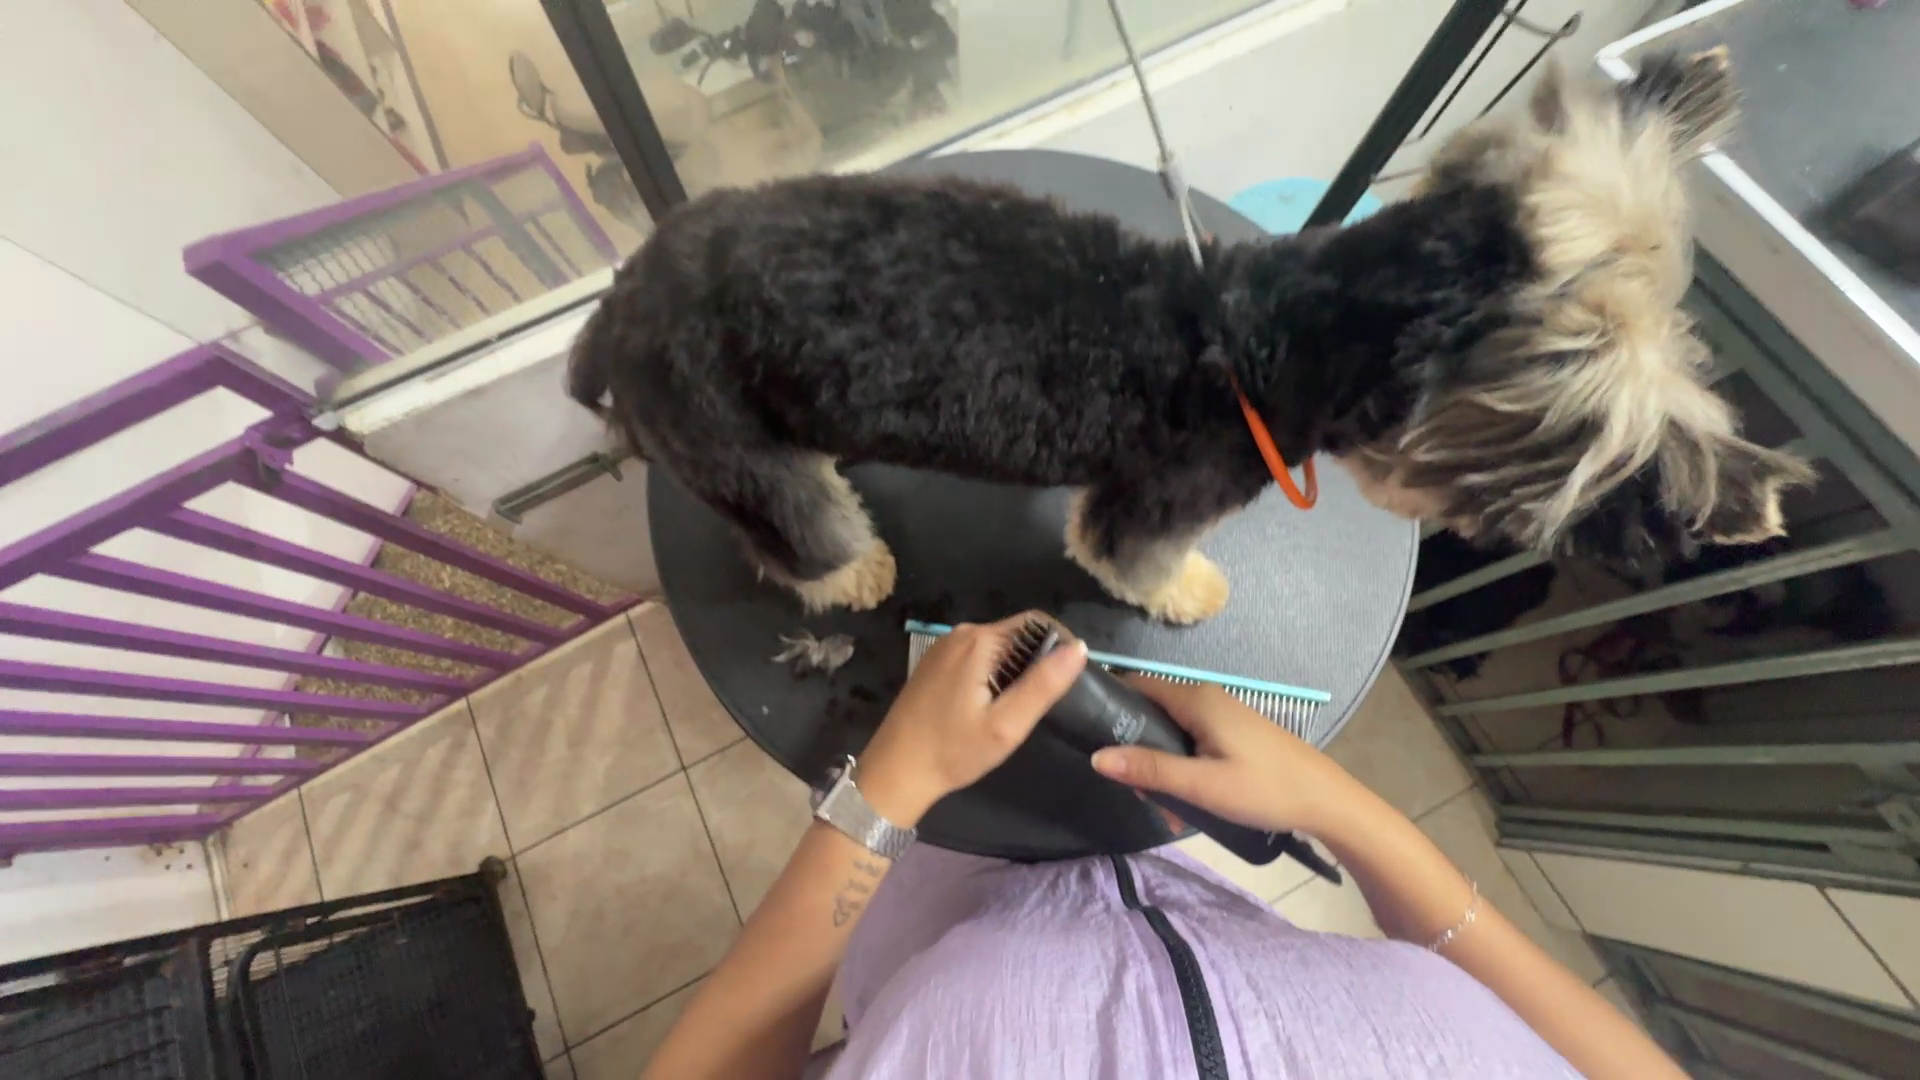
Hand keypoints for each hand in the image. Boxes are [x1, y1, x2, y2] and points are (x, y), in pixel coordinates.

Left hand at [857, 612, 1086, 825]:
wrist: (895, 772)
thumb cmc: (953, 750)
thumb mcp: (1007, 725)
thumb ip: (1043, 684)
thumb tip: (1079, 646)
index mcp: (980, 641)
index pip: (1036, 623)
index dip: (1059, 646)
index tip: (1067, 681)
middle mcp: (961, 634)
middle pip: (1016, 635)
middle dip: (1034, 663)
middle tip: (1039, 705)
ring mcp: (944, 647)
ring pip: (997, 648)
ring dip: (1013, 672)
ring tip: (1015, 711)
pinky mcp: (935, 663)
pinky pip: (977, 658)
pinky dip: (992, 676)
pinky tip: (987, 709)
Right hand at [1089, 677, 1354, 836]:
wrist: (1330, 803)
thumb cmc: (1265, 789)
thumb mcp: (1203, 786)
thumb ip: (1150, 770)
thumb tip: (1096, 757)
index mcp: (1195, 699)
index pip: (1136, 683)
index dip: (1111, 704)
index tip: (1092, 736)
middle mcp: (1206, 696)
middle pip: (1152, 711)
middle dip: (1138, 749)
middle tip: (1137, 789)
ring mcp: (1223, 713)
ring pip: (1173, 730)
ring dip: (1163, 765)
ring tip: (1168, 807)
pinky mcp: (1234, 732)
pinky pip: (1193, 740)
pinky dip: (1184, 765)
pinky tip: (1191, 800)